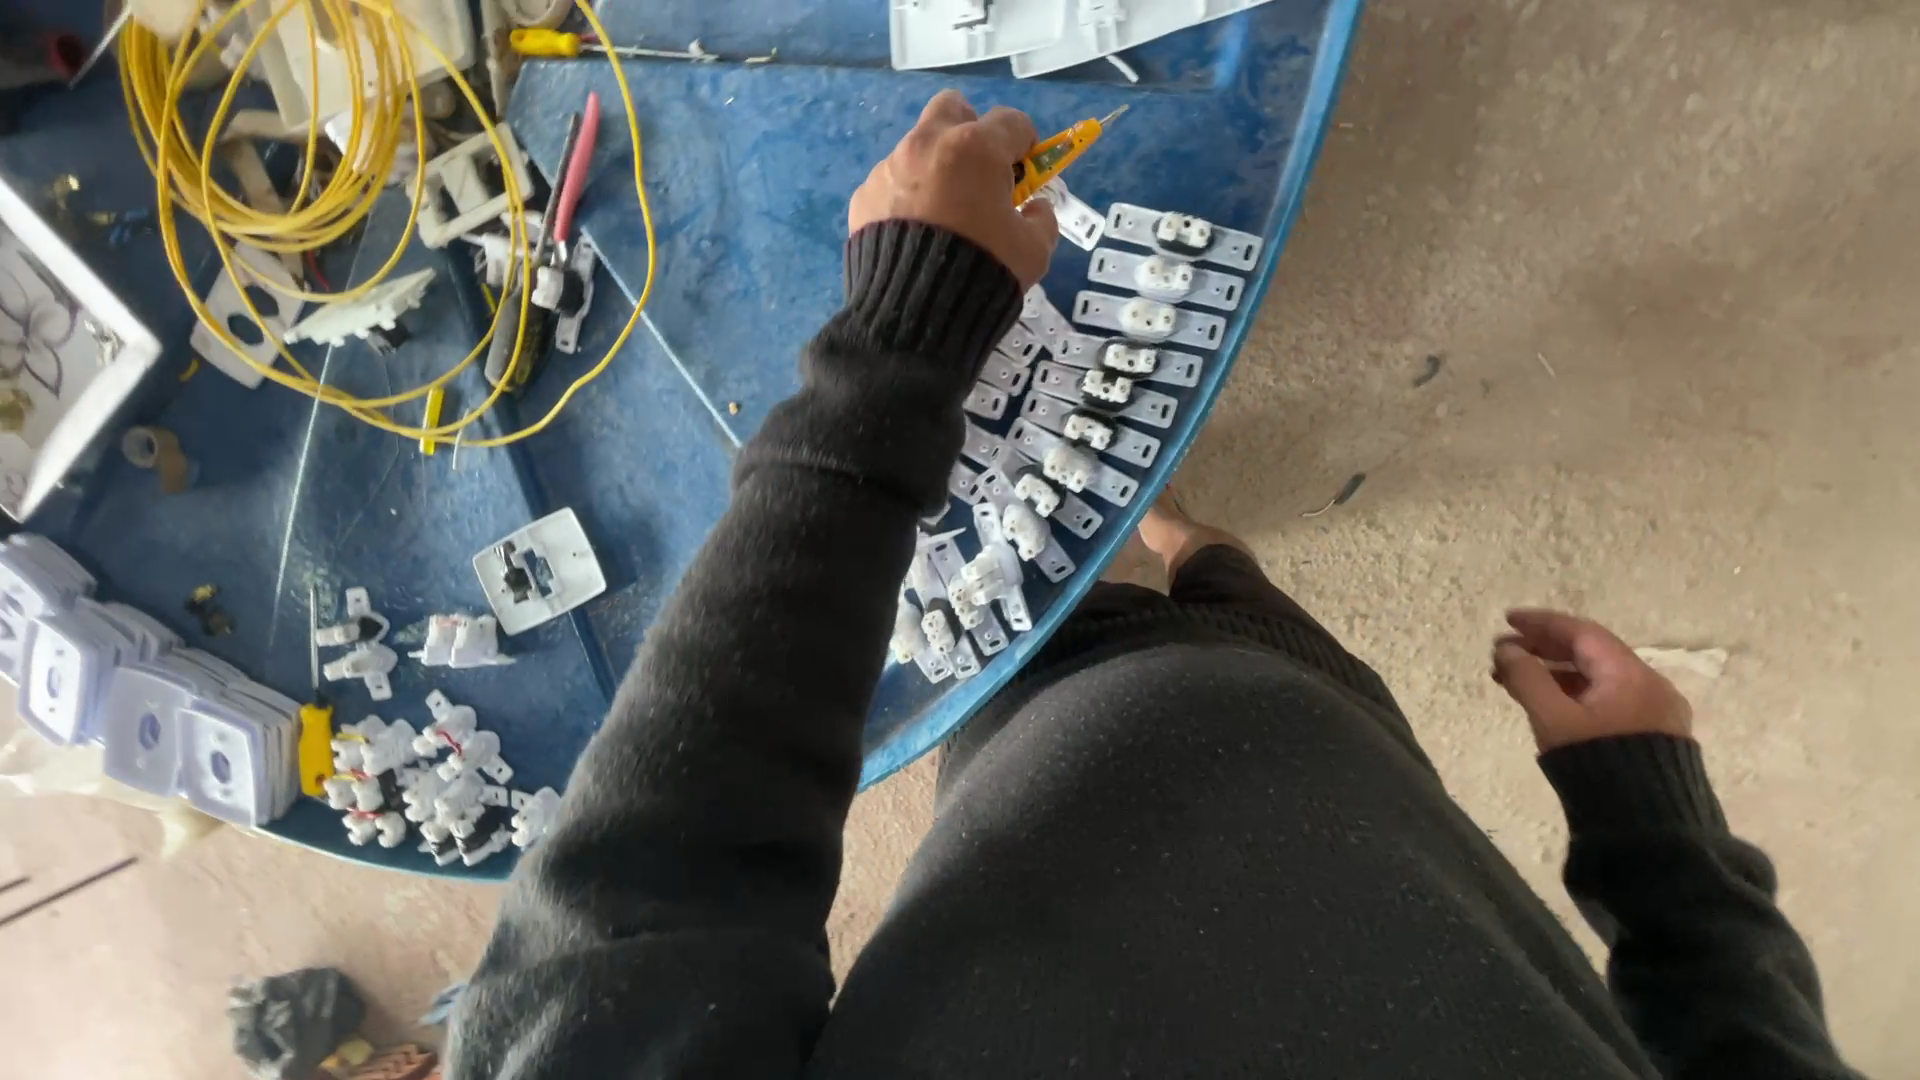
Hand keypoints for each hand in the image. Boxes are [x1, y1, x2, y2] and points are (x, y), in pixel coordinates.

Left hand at [849, 90, 1058, 288]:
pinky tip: (913, 238)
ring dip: (934, 171)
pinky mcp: (864, 197)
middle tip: (978, 173)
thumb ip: (1042, 220)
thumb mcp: (1033, 252)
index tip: (1026, 169)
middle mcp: (928, 145)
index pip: (1012, 122)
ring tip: (941, 218)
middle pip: (952, 109)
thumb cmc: (984, 272)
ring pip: (917, 150)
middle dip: (969, 131)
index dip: (1025, 145)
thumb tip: (1035, 208)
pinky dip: (905, 202)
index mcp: (977, 148)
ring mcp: (890, 168)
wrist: (915, 312)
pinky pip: (891, 187)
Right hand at [1491, 609, 1692, 751]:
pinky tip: (1545, 699)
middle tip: (1503, 649)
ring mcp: (1653, 710)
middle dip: (1544, 647)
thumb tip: (1506, 650)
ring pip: (1596, 676)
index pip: (1582, 633)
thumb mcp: (1551, 717)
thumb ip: (1526, 678)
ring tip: (1514, 676)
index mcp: (1630, 675)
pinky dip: (1570, 689)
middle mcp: (1649, 685)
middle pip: (1591, 652)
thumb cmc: (1595, 760)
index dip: (1542, 623)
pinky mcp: (1649, 731)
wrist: (1647, 823)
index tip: (1508, 619)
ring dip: (1553, 670)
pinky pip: (1605, 696)